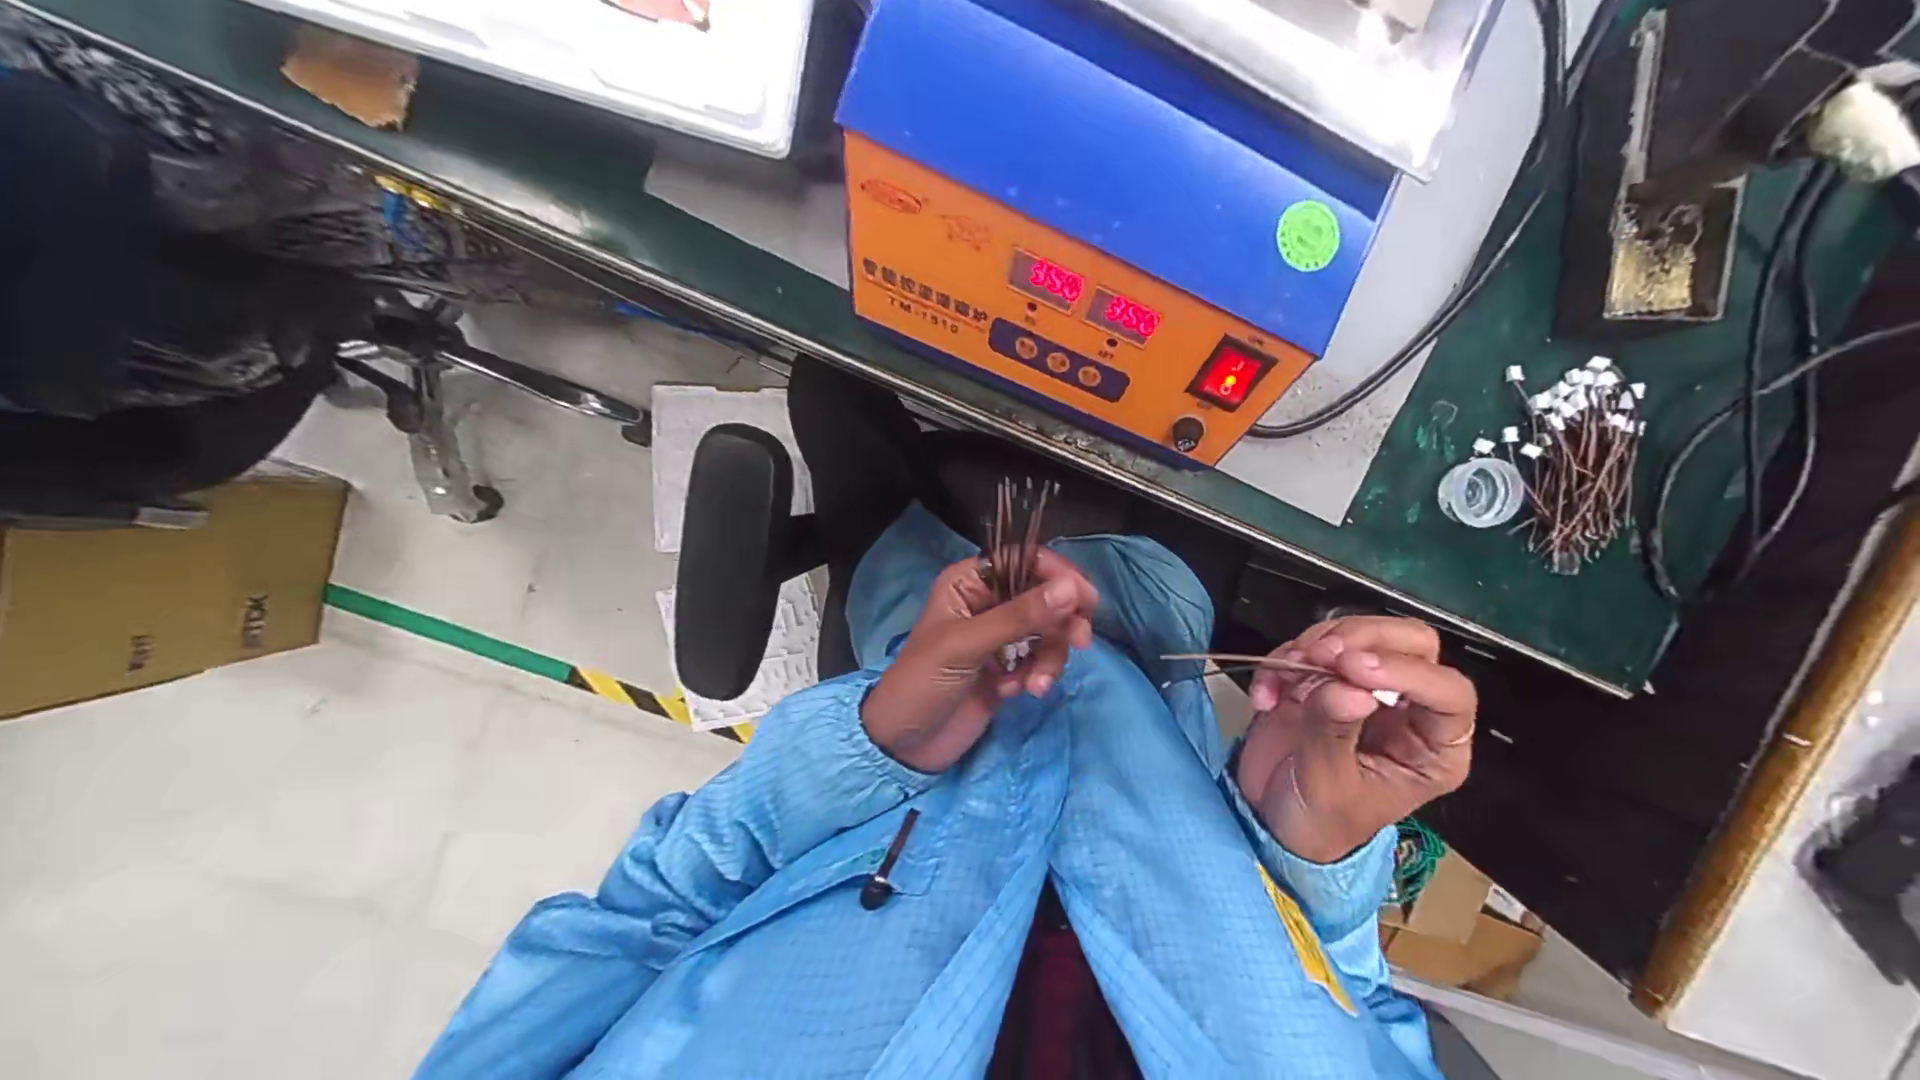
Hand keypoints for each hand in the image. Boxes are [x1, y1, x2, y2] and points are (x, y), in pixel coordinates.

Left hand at [862, 550, 1098, 772]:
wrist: (903, 745)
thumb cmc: (922, 683)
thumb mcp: (966, 645)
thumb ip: (1018, 617)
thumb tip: (1070, 588)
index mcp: (969, 582)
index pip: (1023, 560)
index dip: (1056, 573)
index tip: (1084, 598)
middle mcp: (987, 603)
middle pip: (1044, 595)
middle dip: (1062, 620)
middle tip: (1080, 642)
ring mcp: (1000, 637)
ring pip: (1048, 630)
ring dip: (1051, 656)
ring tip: (1037, 684)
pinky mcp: (1009, 668)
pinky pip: (1041, 659)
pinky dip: (1039, 674)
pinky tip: (1019, 692)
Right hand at [1235, 617, 1474, 863]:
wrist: (1269, 820)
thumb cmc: (1317, 820)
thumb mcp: (1328, 784)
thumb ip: (1335, 731)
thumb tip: (1348, 688)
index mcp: (1431, 746)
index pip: (1447, 692)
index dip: (1405, 671)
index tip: (1352, 668)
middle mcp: (1404, 708)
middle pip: (1409, 643)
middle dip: (1362, 639)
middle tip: (1319, 654)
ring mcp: (1360, 688)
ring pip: (1358, 634)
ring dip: (1314, 645)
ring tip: (1283, 675)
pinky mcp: (1318, 679)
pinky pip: (1306, 647)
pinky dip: (1280, 661)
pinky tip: (1264, 694)